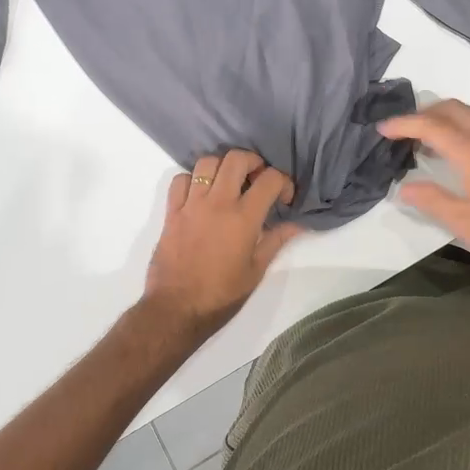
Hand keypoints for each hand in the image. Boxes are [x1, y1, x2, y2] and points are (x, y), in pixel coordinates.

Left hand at [143, 150, 302, 342]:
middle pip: (237, 158)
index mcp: (244, 217)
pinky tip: (200, 195)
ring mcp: (192, 205)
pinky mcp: (171, 212)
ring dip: (222, 167)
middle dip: (253, 162)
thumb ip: (276, 241)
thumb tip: (298, 224)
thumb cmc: (221, 295)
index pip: (270, 178)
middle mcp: (218, 203)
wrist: (176, 310)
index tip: (284, 198)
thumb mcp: (256, 271)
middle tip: (256, 180)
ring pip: (207, 162)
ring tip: (228, 184)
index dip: (284, 182)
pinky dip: (193, 180)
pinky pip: (180, 180)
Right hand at [382, 100, 469, 291]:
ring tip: (427, 138)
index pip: (431, 126)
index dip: (403, 124)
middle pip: (452, 109)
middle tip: (402, 131)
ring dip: (446, 117)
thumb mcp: (466, 224)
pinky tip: (460, 149)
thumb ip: (433, 201)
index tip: (381, 129)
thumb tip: (404, 188)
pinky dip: (465, 124)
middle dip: (424, 113)